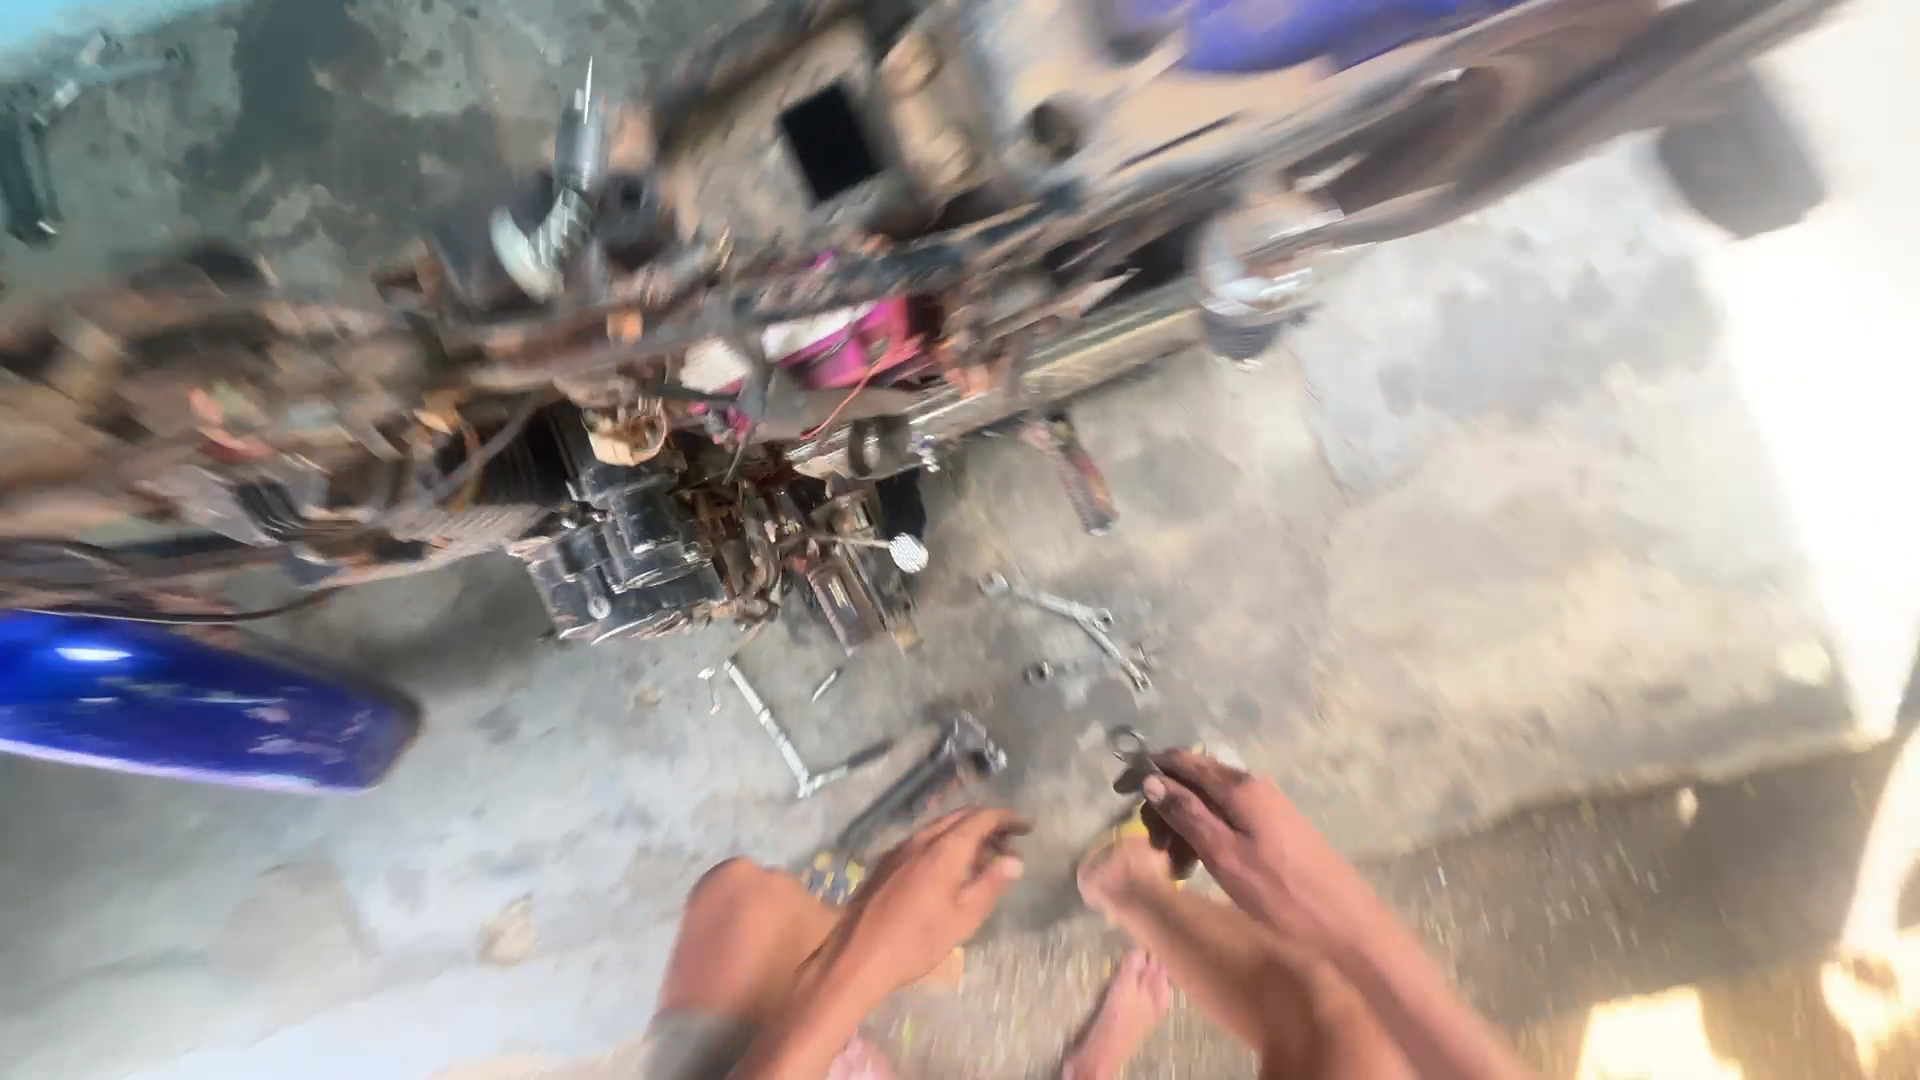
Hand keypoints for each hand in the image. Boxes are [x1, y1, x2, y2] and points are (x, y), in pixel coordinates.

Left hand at [823, 807, 1028, 999]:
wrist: (858, 955)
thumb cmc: (917, 940)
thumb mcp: (963, 917)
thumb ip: (991, 884)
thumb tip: (1016, 860)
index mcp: (945, 848)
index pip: (982, 818)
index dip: (1007, 818)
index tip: (1027, 827)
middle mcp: (923, 838)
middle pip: (962, 817)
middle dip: (989, 824)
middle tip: (1011, 843)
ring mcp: (902, 847)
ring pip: (942, 827)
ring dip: (967, 834)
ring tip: (986, 859)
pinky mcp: (888, 860)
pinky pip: (925, 839)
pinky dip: (947, 843)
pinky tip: (951, 868)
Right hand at [1140, 750, 1364, 937]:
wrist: (1348, 925)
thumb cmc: (1281, 891)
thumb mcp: (1223, 854)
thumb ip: (1186, 813)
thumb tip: (1151, 779)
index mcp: (1238, 786)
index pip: (1182, 760)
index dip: (1148, 769)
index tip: (1120, 789)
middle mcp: (1251, 785)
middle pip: (1193, 780)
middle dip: (1165, 805)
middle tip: (1154, 845)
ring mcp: (1264, 805)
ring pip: (1208, 802)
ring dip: (1184, 824)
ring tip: (1174, 864)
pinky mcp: (1272, 826)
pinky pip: (1226, 817)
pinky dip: (1205, 834)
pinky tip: (1198, 864)